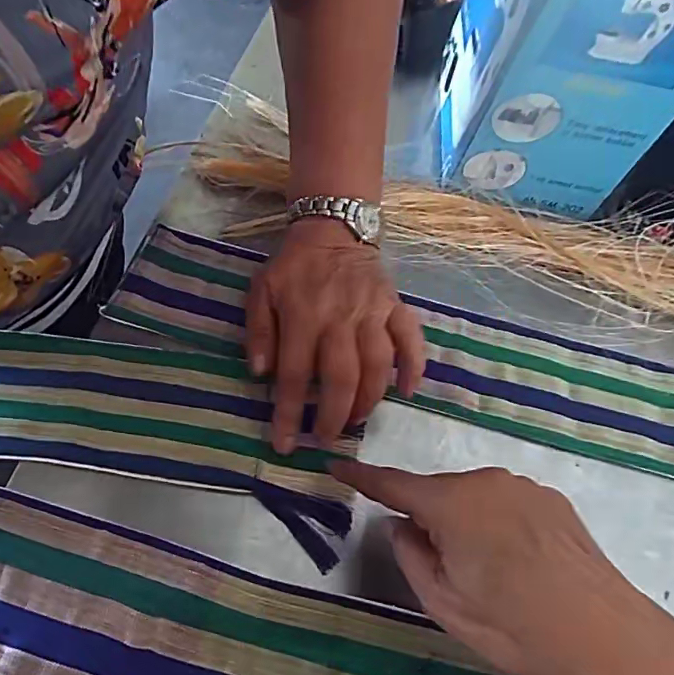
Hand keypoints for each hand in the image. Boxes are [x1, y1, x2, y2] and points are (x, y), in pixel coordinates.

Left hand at [245, 217, 426, 453]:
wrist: (332, 230)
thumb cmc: (290, 268)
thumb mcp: (260, 293)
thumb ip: (259, 332)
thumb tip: (260, 373)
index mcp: (302, 317)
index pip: (293, 376)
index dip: (288, 414)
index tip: (284, 444)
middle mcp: (340, 319)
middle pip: (340, 379)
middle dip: (333, 417)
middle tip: (325, 439)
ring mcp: (373, 313)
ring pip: (378, 366)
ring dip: (369, 400)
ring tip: (356, 422)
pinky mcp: (397, 306)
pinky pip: (412, 339)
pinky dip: (415, 367)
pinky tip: (408, 392)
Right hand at [330, 461, 673, 674]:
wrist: (620, 650)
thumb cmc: (518, 631)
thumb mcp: (443, 603)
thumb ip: (408, 554)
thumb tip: (401, 524)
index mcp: (452, 504)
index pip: (391, 483)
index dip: (360, 476)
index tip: (335, 464)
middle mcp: (487, 483)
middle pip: (433, 492)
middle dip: (422, 516)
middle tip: (435, 567)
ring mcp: (525, 490)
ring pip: (468, 498)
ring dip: (458, 522)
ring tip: (481, 573)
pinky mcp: (554, 504)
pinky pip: (500, 504)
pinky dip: (489, 523)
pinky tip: (511, 564)